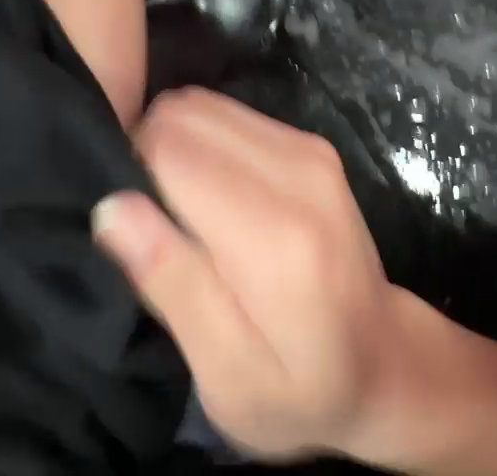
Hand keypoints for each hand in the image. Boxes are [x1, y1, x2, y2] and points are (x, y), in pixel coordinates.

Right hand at [92, 89, 415, 461]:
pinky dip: (202, 144)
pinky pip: (228, 115)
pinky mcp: (310, 143)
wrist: (384, 362)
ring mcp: (310, 149)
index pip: (170, 148)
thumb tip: (112, 206)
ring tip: (176, 210)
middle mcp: (298, 171)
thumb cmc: (301, 390)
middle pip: (184, 114)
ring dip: (174, 146)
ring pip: (203, 106)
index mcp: (276, 235)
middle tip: (147, 221)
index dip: (128, 173)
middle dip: (147, 154)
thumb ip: (173, 284)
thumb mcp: (226, 374)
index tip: (125, 225)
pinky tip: (205, 196)